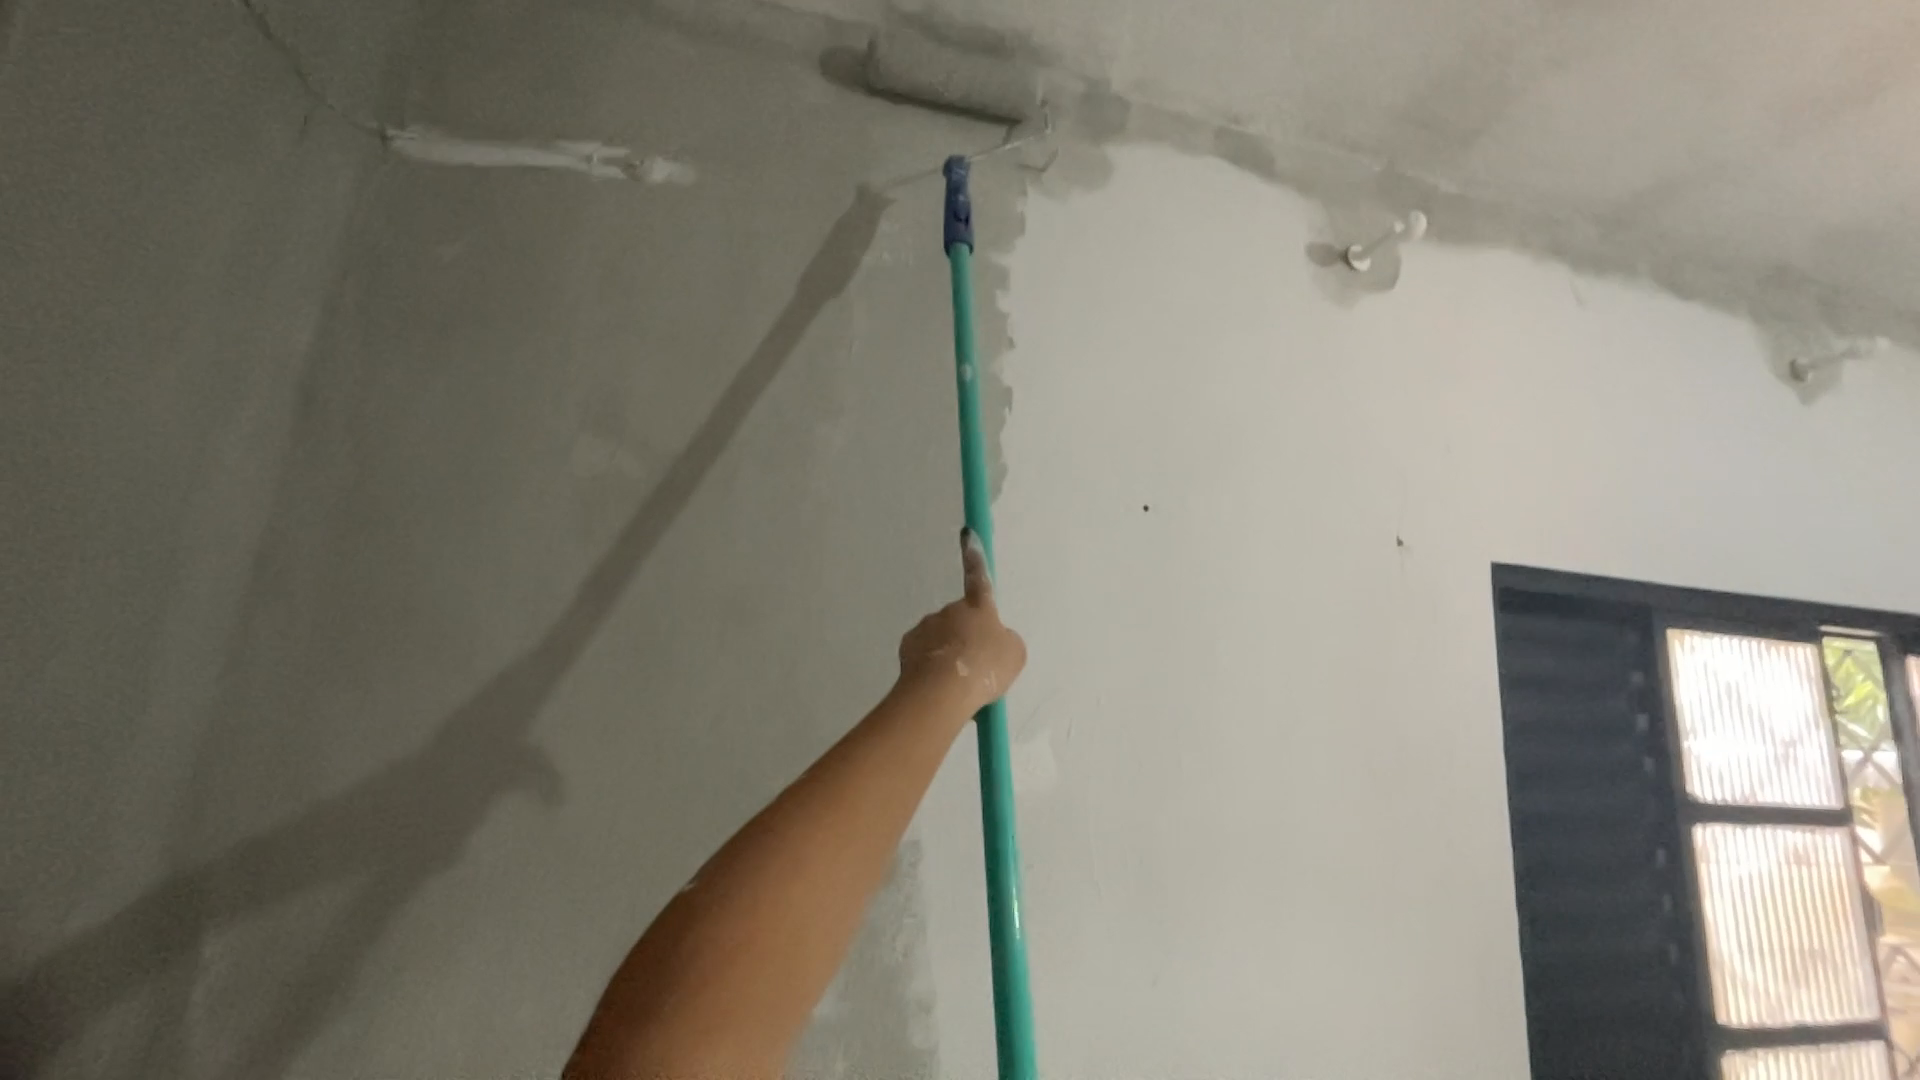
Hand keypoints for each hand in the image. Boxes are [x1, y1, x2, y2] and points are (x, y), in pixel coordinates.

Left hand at [897, 529, 1026, 715]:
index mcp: (979, 608)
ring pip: (940, 638)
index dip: (975, 557)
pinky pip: (922, 653)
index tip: (968, 534)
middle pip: (959, 620)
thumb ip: (1005, 641)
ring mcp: (926, 626)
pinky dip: (930, 666)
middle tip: (974, 667)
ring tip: (956, 683)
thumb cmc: (985, 669)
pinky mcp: (907, 645)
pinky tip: (938, 685)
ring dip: (947, 654)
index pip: (979, 577)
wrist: (942, 691)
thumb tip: (994, 641)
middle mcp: (950, 610)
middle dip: (964, 638)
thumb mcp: (1013, 655)